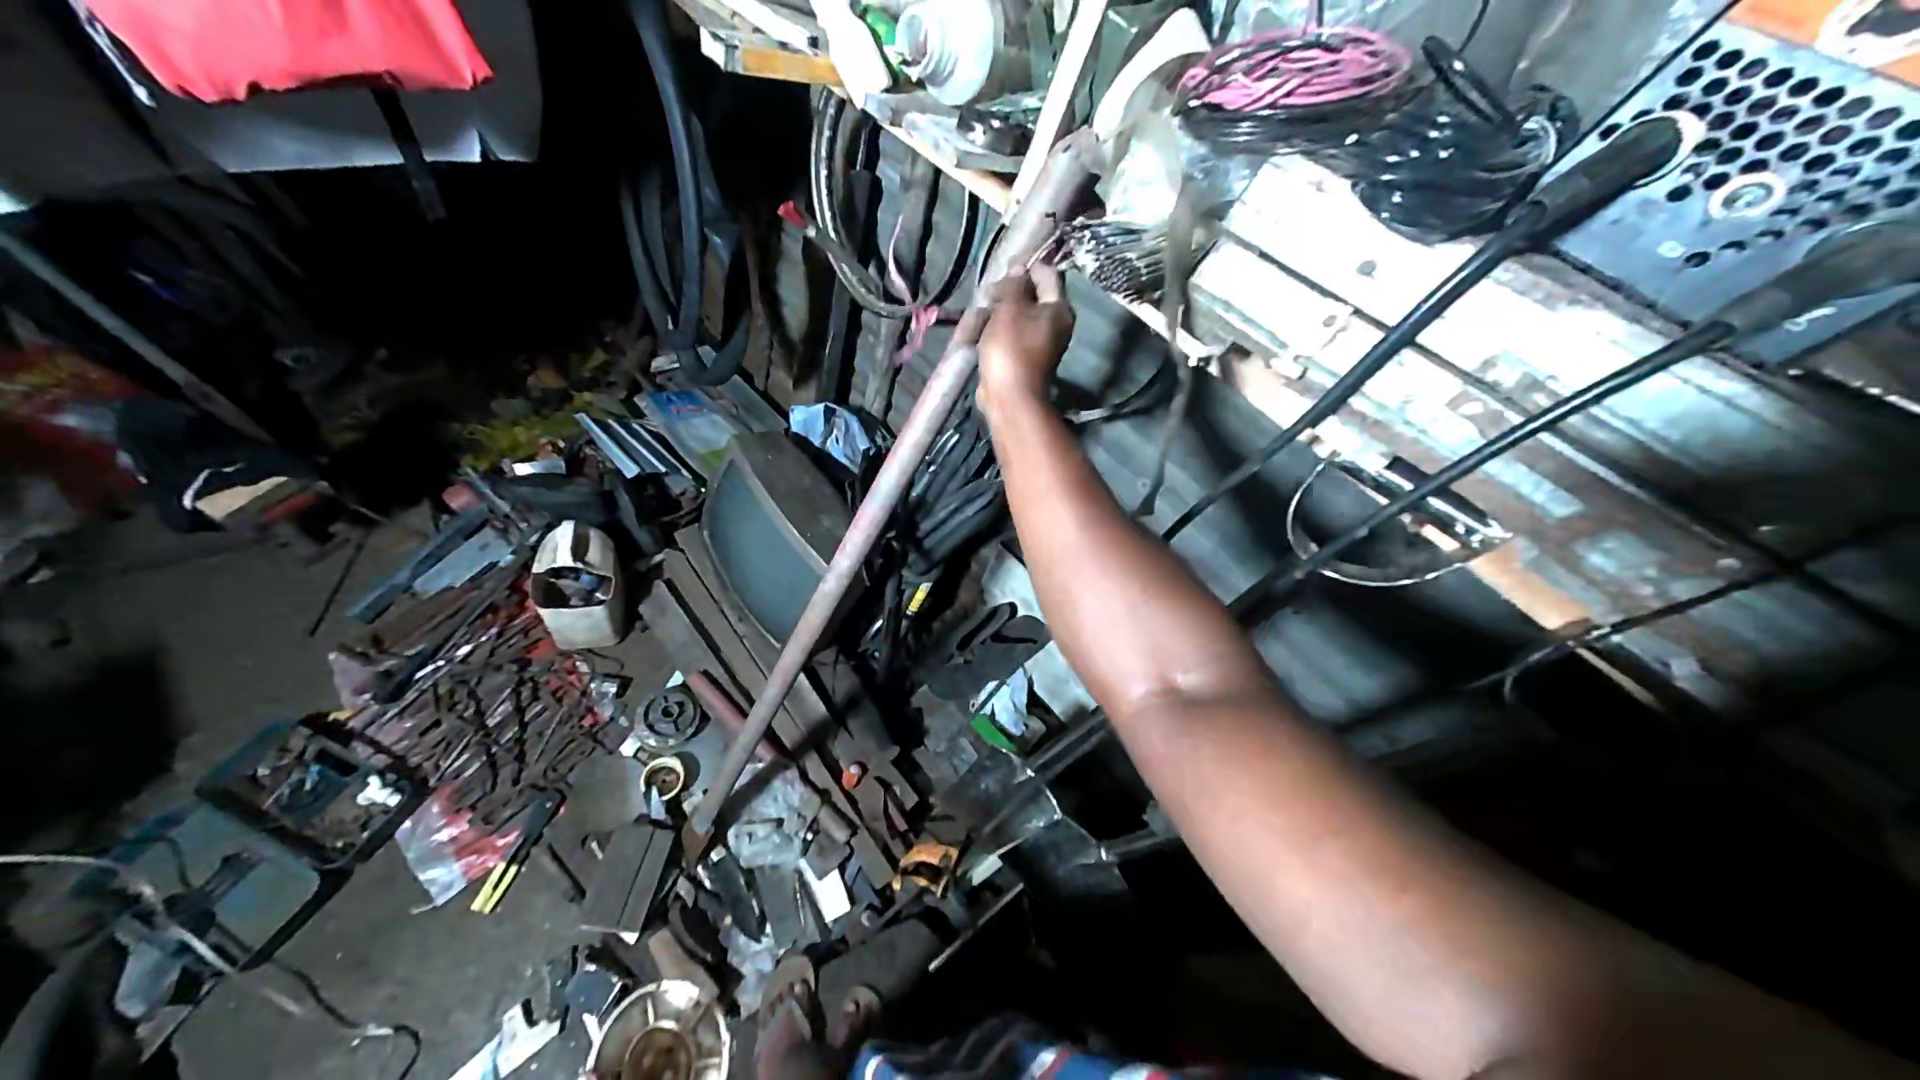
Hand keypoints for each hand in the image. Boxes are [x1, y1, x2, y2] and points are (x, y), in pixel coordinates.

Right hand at [977, 265, 1073, 408]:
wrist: (1010, 396)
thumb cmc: (1011, 348)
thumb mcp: (1011, 307)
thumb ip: (1015, 284)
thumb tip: (1020, 269)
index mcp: (1059, 309)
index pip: (1047, 274)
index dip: (1026, 266)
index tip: (1003, 269)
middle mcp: (1055, 324)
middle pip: (1031, 296)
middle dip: (1007, 293)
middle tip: (988, 296)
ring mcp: (1039, 343)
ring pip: (1016, 316)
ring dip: (997, 313)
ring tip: (980, 317)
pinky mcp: (1023, 357)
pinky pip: (1009, 335)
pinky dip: (995, 332)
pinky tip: (979, 333)